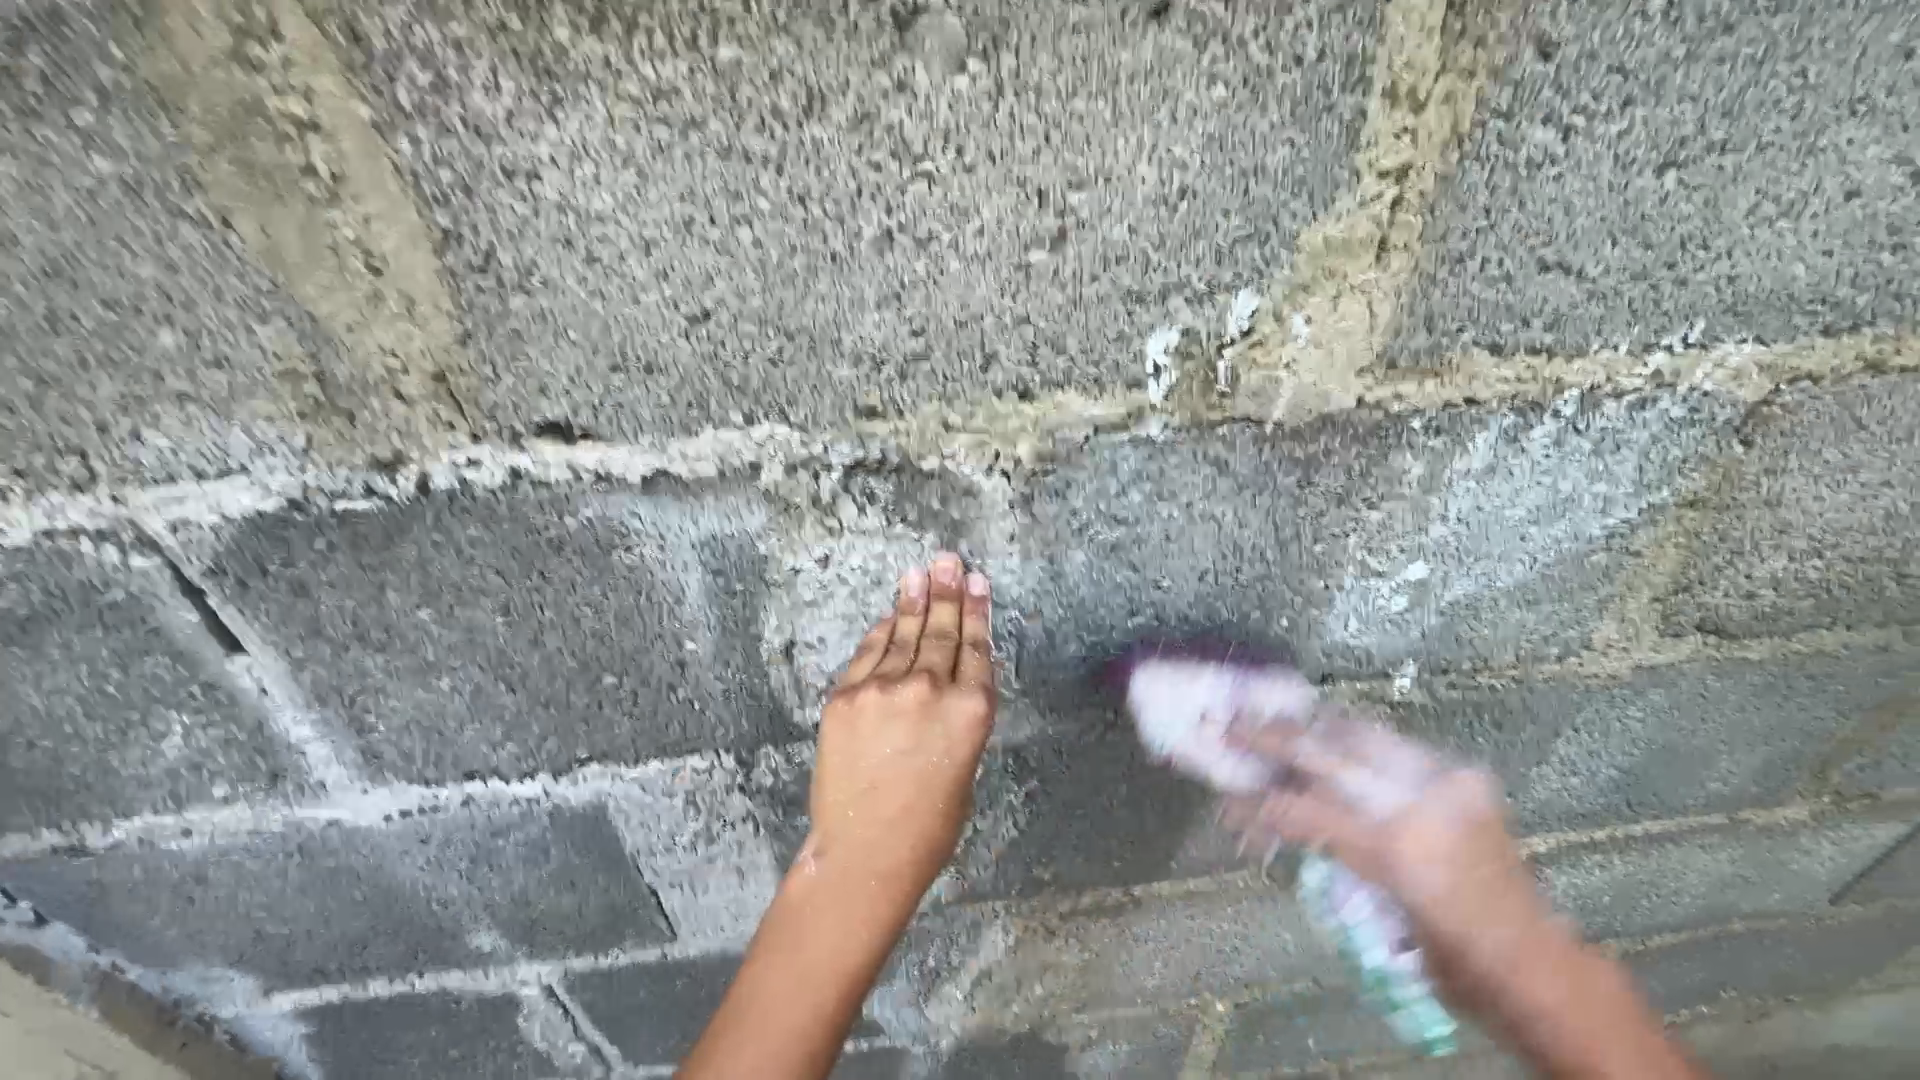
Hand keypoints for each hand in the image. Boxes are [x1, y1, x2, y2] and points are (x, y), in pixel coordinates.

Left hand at [802, 552, 996, 899]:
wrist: (865, 852)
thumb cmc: (928, 827)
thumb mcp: (965, 767)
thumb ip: (958, 718)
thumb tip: (946, 683)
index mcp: (971, 712)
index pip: (976, 648)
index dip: (977, 612)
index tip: (977, 584)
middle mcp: (930, 690)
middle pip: (941, 632)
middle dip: (947, 592)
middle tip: (949, 561)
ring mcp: (883, 689)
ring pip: (903, 635)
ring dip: (913, 601)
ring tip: (921, 572)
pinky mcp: (846, 696)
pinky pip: (868, 654)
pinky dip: (881, 632)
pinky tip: (890, 614)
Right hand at [1218, 707, 1569, 1017]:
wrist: (1534, 964)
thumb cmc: (1449, 958)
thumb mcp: (1378, 911)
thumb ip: (1329, 852)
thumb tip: (1272, 820)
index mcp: (1396, 850)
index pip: (1305, 810)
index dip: (1259, 804)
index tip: (1226, 803)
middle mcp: (1421, 804)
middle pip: (1328, 754)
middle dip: (1273, 738)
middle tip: (1231, 727)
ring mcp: (1446, 783)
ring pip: (1362, 735)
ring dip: (1312, 729)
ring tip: (1272, 722)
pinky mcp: (1463, 777)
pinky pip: (1393, 744)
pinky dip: (1354, 740)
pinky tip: (1327, 736)